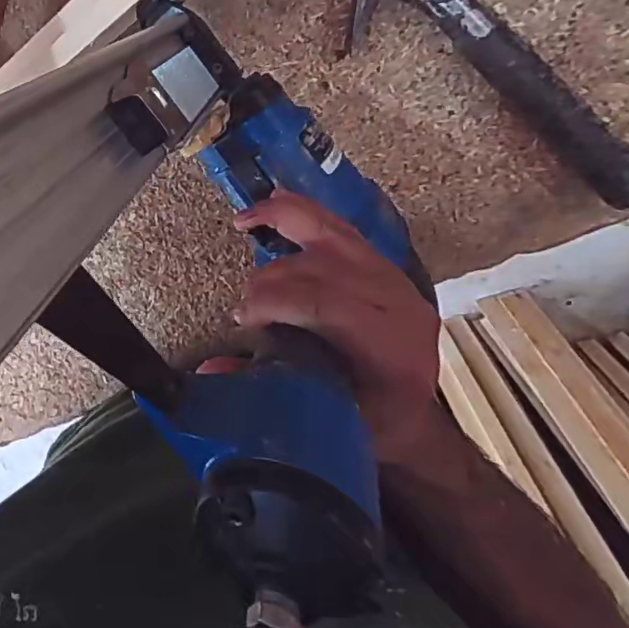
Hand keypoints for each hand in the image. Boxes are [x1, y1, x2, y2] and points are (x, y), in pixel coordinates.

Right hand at [227, 191, 443, 457]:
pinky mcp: (382, 265)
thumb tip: (212, 369)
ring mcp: (392, 277)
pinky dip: (304, 213)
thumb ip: (275, 393)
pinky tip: (276, 203)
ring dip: (286, 221)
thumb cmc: (375, 424)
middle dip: (274, 277)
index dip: (277, 302)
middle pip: (325, 266)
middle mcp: (397, 301)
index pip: (328, 304)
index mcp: (392, 344)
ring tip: (245, 218)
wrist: (416, 416)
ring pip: (334, 234)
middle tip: (245, 303)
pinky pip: (340, 228)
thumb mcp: (331, 420)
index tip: (243, 317)